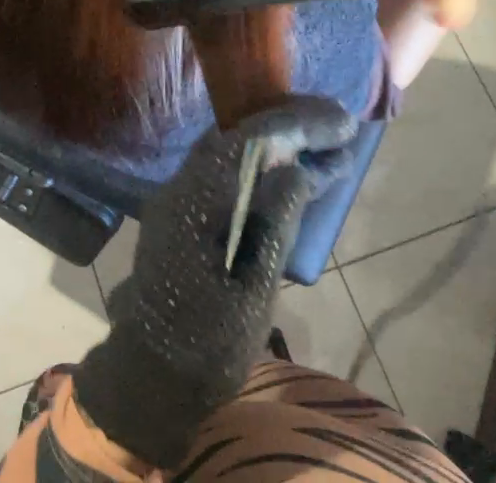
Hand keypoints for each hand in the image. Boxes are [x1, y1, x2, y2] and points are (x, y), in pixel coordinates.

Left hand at [75, 97, 356, 469]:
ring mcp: (177, 198)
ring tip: (327, 143)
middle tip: (340, 125)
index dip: (297, 124)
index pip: (247, 140)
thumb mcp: (254, 289)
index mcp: (195, 202)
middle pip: (236, 135)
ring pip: (229, 150)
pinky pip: (224, 171)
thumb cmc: (208, 342)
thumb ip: (274, 223)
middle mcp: (180, 187)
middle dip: (289, 123)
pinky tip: (293, 171)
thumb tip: (299, 167)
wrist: (153, 373)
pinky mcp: (183, 212)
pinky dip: (261, 163)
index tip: (342, 123)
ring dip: (276, 140)